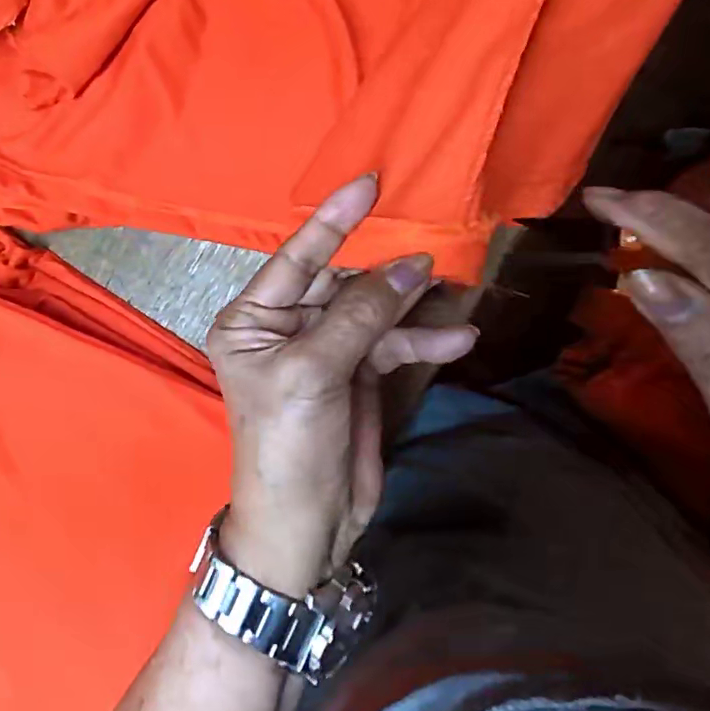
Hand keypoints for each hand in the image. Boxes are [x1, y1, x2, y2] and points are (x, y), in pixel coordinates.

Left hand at [208, 174, 477, 595]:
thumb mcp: (314, 373)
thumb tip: (409, 267)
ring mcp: (325, 349)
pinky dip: (422, 340)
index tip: (367, 184)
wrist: (307, 526)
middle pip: (342, 284)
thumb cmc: (287, 445)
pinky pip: (392, 343)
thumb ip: (361, 316)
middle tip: (430, 265)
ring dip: (412, 309)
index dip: (332, 222)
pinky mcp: (356, 373)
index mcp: (253, 320)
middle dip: (386, 278)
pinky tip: (457, 337)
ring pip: (374, 312)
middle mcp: (286, 327)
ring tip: (453, 298)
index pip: (296, 259)